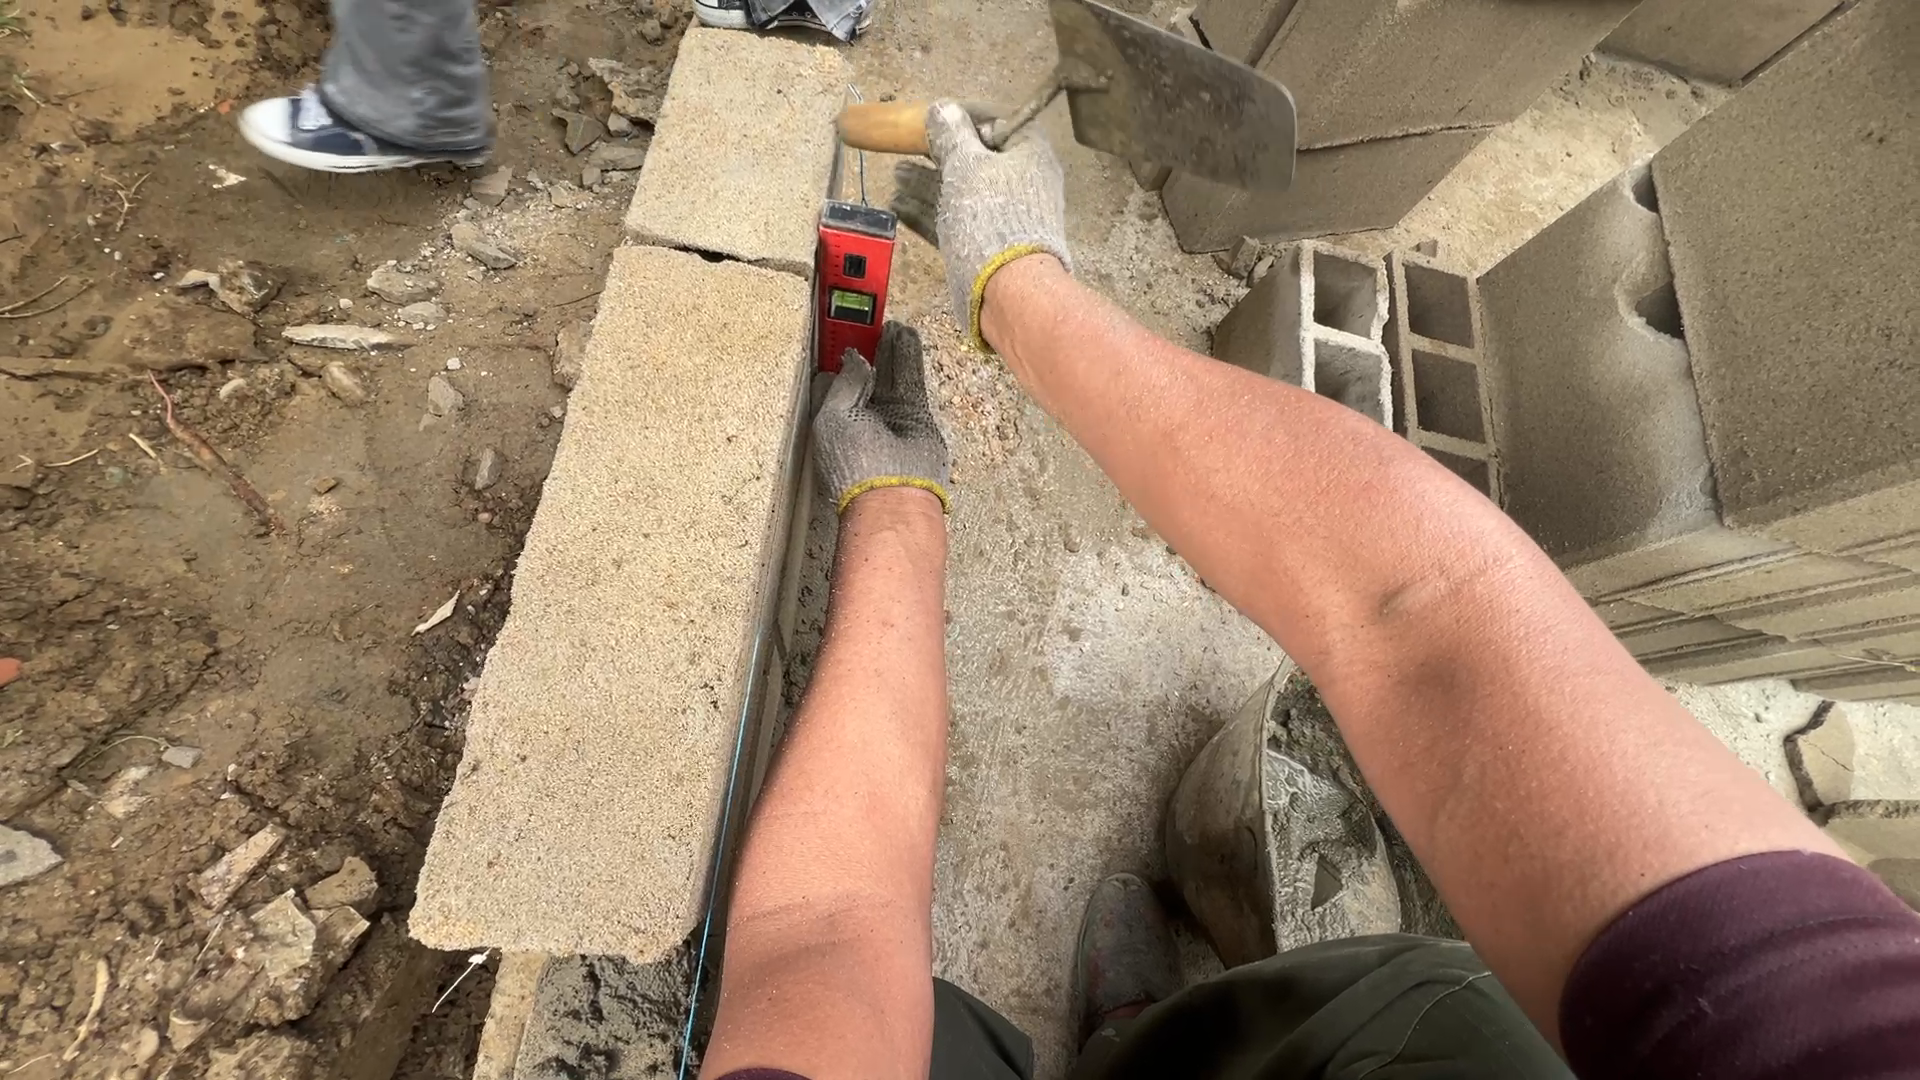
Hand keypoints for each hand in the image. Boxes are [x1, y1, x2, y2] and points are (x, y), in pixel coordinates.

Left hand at [814, 322, 951, 514]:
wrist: (893, 493)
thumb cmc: (854, 463)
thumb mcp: (832, 416)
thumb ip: (844, 383)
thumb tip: (854, 359)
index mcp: (832, 423)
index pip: (831, 385)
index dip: (832, 363)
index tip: (835, 337)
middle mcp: (860, 419)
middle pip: (862, 377)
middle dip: (863, 352)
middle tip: (865, 325)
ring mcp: (888, 417)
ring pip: (888, 374)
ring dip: (888, 349)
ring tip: (889, 325)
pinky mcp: (913, 415)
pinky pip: (911, 378)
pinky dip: (909, 356)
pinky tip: (906, 335)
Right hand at [892, 101, 1070, 352]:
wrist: (1008, 292)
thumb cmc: (992, 217)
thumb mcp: (967, 165)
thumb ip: (951, 135)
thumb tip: (942, 109)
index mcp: (1028, 152)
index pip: (995, 121)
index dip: (960, 116)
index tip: (928, 116)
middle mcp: (1019, 182)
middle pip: (974, 158)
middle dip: (935, 154)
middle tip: (903, 148)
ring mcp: (1001, 217)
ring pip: (959, 191)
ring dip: (925, 182)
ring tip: (894, 175)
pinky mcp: (984, 246)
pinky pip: (954, 220)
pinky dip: (927, 211)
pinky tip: (897, 204)